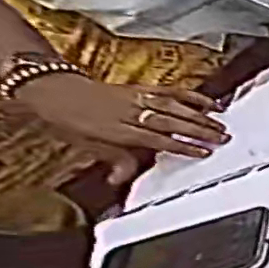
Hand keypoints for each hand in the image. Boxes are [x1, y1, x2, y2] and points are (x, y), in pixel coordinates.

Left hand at [15, 74, 227, 179]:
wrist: (46, 86)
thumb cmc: (66, 118)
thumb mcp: (83, 143)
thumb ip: (112, 159)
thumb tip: (120, 180)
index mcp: (111, 128)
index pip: (151, 138)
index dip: (179, 145)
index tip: (203, 152)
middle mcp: (125, 111)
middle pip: (167, 121)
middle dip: (197, 130)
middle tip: (222, 139)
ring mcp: (133, 97)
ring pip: (172, 106)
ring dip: (200, 116)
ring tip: (221, 126)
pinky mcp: (140, 87)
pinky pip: (170, 90)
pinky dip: (193, 97)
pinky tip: (211, 104)